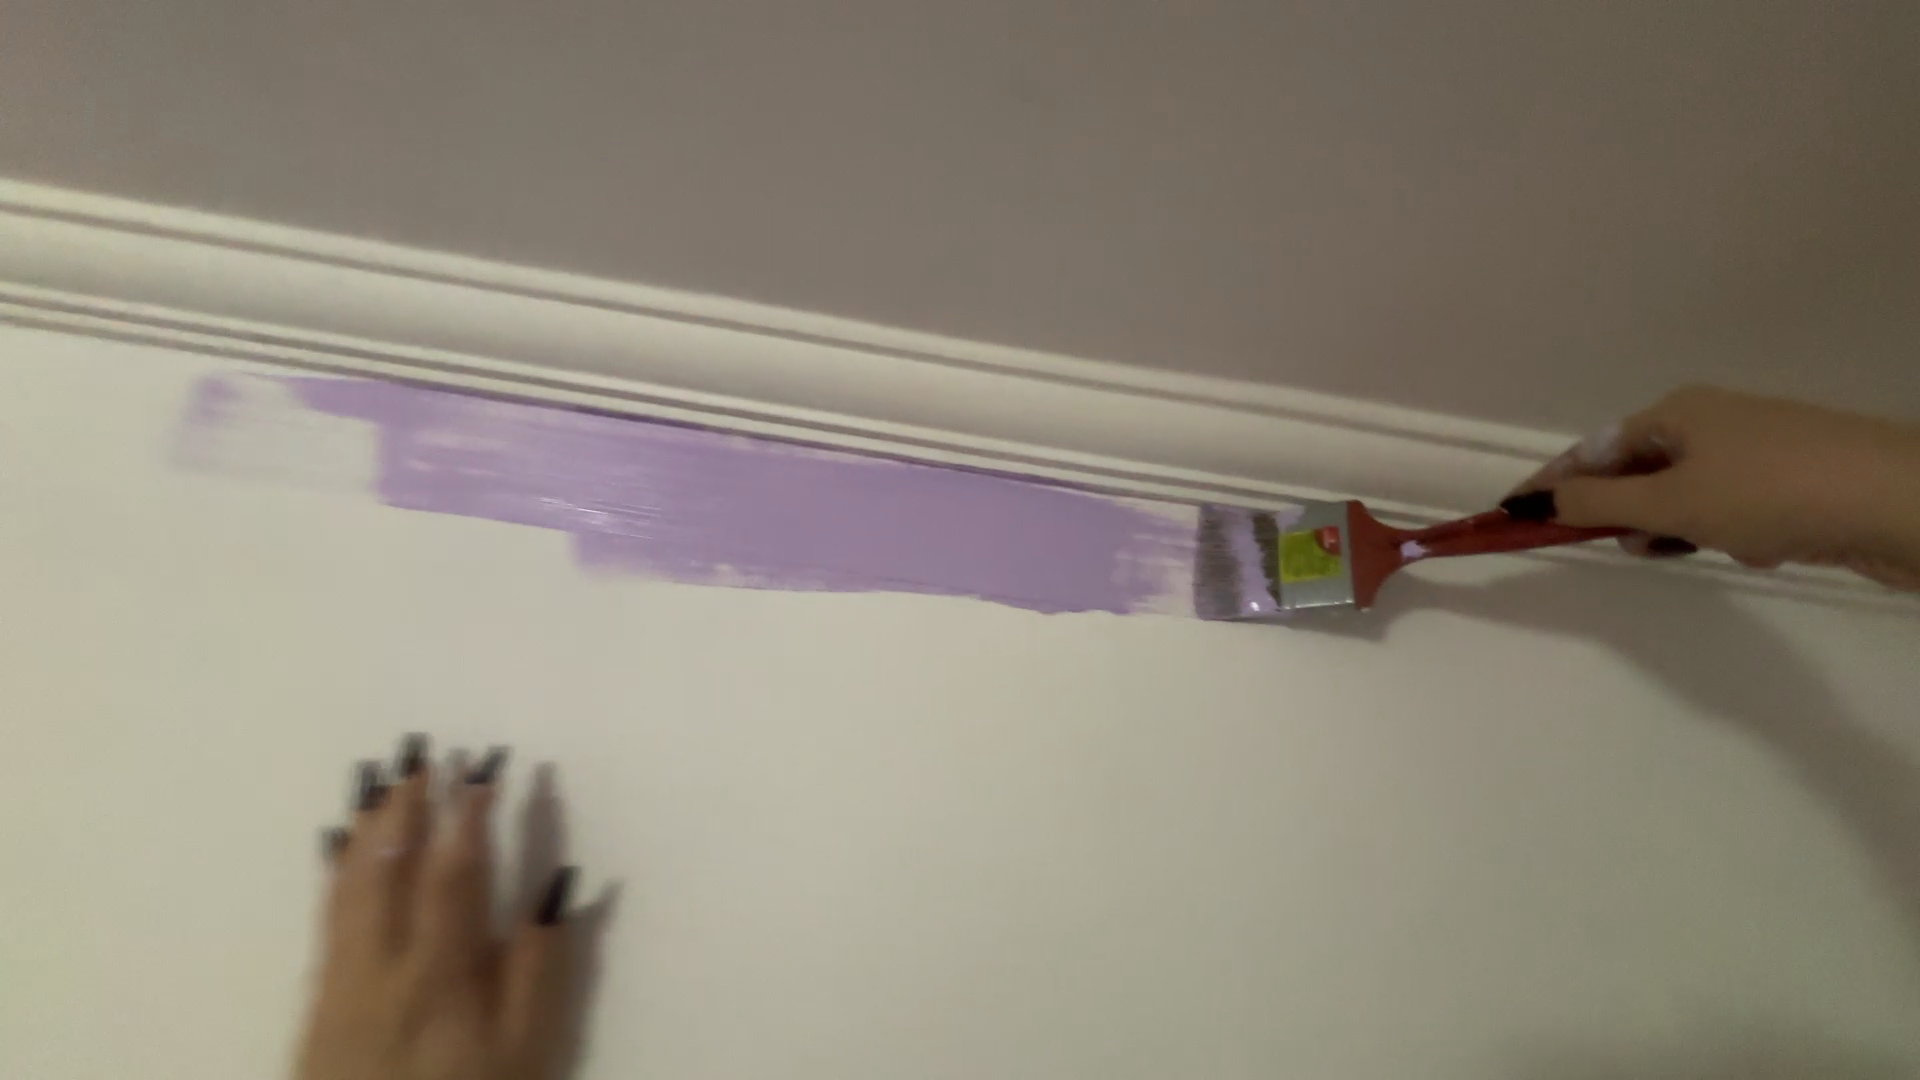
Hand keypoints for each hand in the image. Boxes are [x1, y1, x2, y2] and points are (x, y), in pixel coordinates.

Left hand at [296, 737, 575, 1079]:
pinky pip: (327, 918)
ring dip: (368, 827)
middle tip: (423, 754)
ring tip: (383, 781)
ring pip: (347, 888)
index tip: (485, 767)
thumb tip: (555, 884)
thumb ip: (540, 965)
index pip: (452, 874)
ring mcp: (339, 985)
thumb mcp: (526, 1047)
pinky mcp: (319, 1004)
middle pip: (386, 870)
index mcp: (438, 974)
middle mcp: (378, 968)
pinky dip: (337, 870)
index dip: (469, 815)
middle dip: (406, 806)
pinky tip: (340, 849)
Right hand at [1503, 385, 1919, 589]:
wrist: (1917, 506)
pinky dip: (1723, 531)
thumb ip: (1590, 505)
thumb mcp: (1666, 504)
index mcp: (1676, 413)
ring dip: (1674, 527)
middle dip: (1622, 512)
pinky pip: (1728, 508)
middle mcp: (1712, 421)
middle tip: (1620, 542)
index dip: (1549, 484)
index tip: (1512, 513)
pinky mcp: (1796, 480)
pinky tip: (1751, 548)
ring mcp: (1758, 449)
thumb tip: (1534, 502)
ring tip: (1691, 548)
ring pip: (1680, 495)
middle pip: (1633, 473)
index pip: (1589, 452)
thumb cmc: (1773, 494)